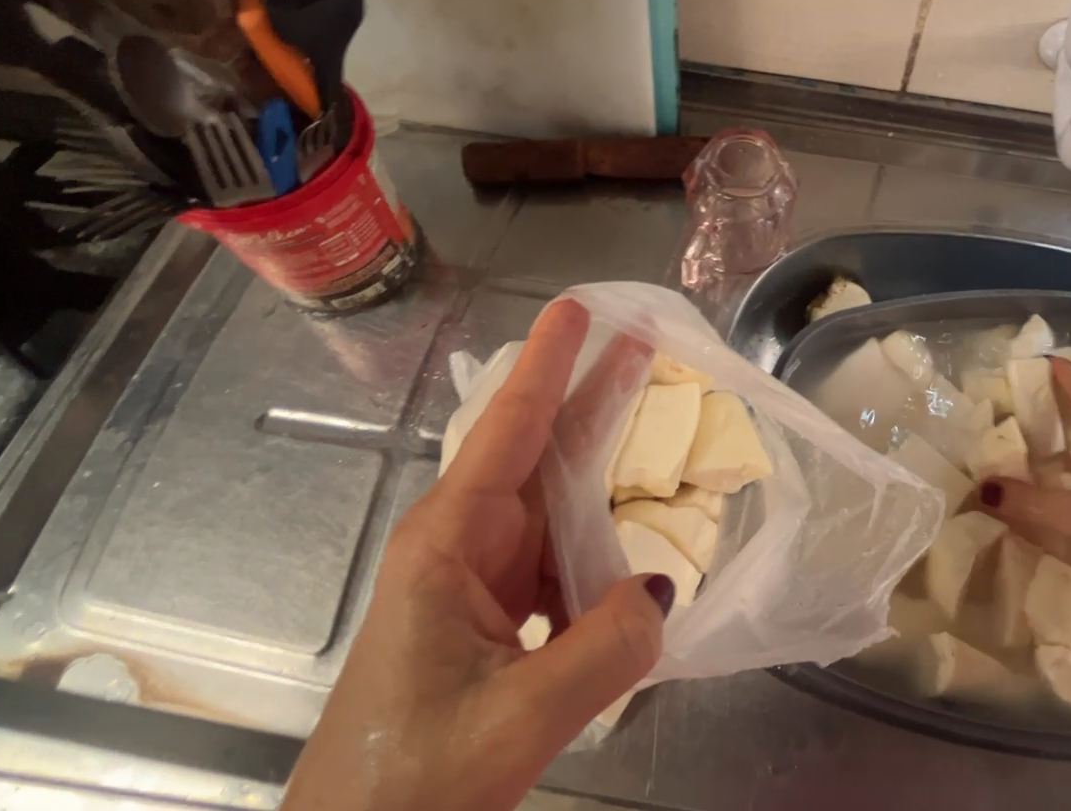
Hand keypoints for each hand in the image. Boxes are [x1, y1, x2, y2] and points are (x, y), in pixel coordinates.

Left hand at [283, 300, 672, 810]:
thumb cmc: (409, 783)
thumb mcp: (514, 721)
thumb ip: (604, 652)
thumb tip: (661, 590)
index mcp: (451, 542)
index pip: (509, 430)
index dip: (548, 365)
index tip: (578, 307)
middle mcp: (464, 542)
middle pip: (539, 448)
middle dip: (590, 390)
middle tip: (643, 339)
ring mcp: (479, 577)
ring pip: (553, 498)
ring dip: (602, 460)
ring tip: (655, 420)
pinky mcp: (496, 612)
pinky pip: (558, 553)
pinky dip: (599, 534)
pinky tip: (634, 532)